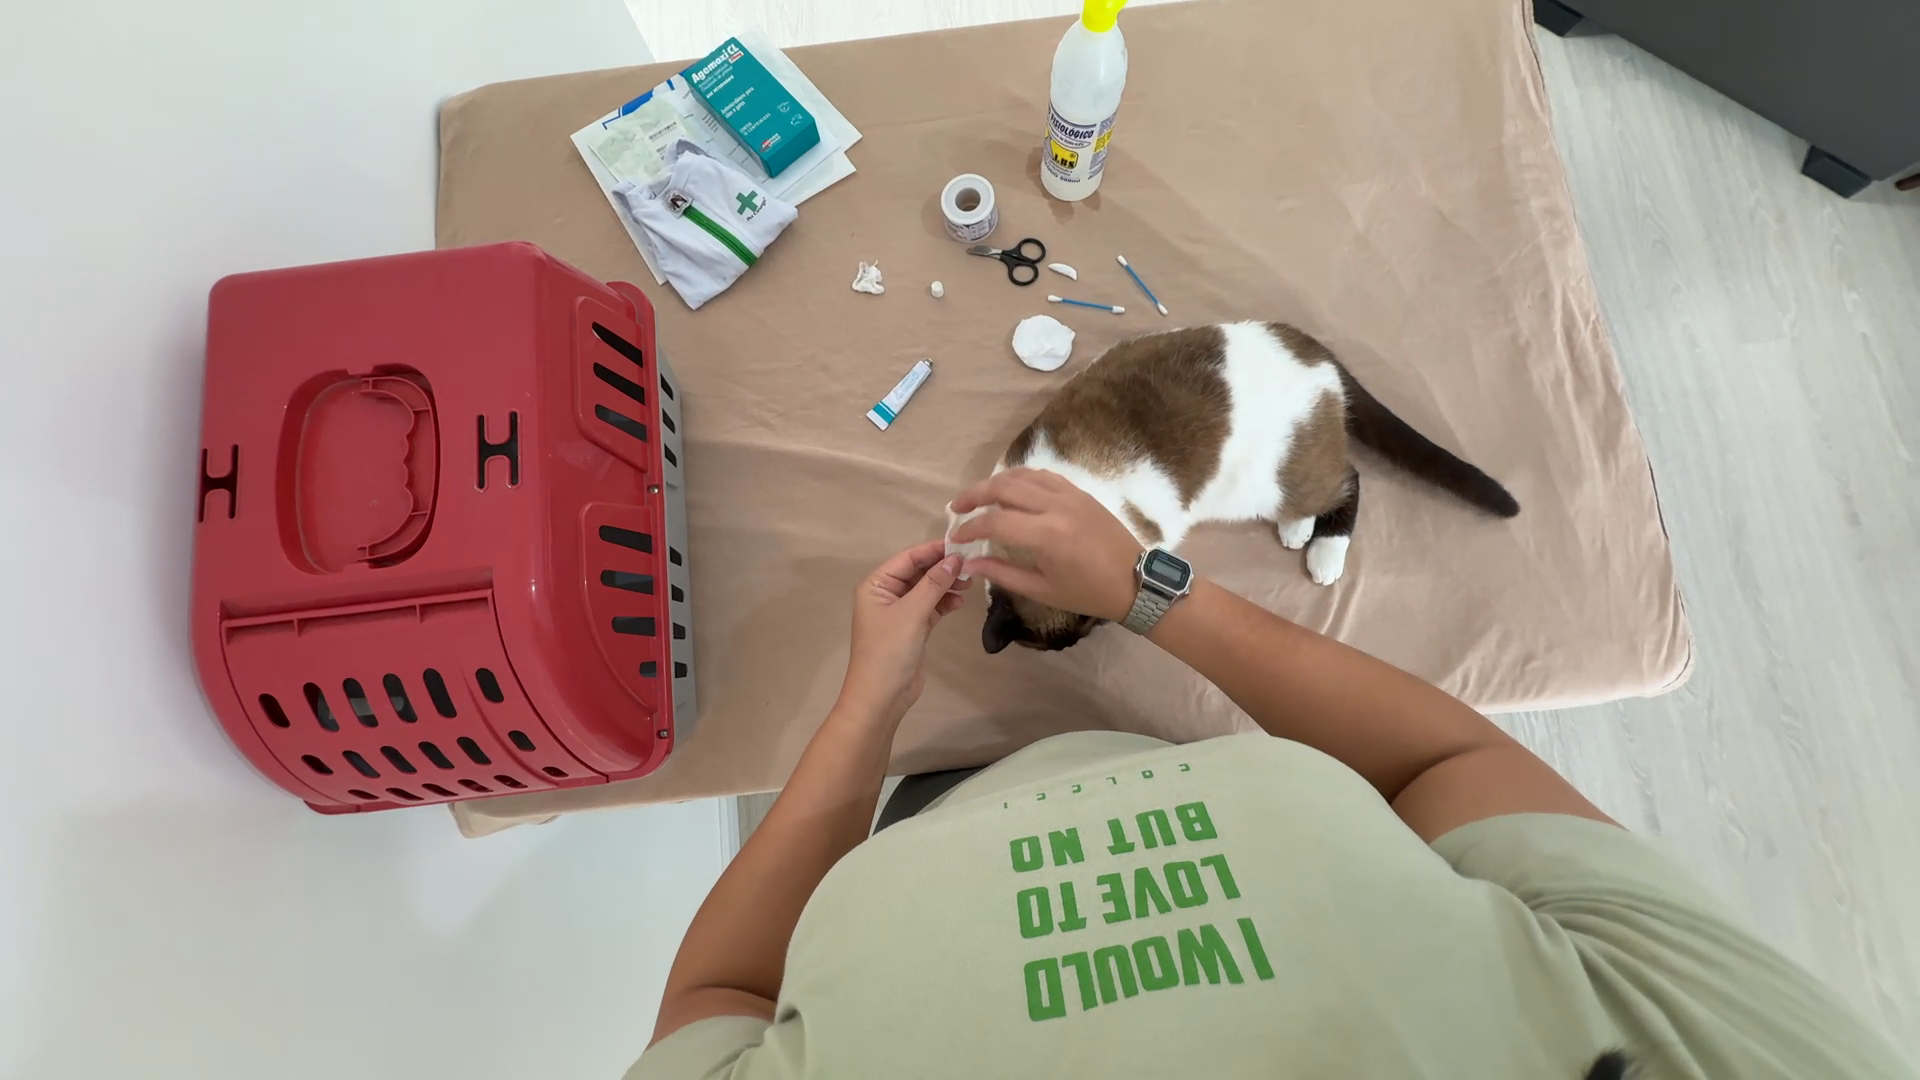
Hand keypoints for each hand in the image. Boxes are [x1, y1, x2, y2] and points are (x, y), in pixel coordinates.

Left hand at [838, 541, 971, 722]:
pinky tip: (959, 601)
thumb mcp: (911, 614)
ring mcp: (900, 612)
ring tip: (969, 583)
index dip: (933, 550)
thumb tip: (956, 558)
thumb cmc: (889, 651)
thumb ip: (934, 584)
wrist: (881, 698)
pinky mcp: (913, 628)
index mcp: (876, 585)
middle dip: (942, 567)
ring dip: (946, 584)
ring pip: (927, 589)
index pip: (907, 558)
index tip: (962, 544)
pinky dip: (944, 602)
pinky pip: (931, 606)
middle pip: (918, 571)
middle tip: (971, 564)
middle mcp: (886, 594)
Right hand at [949, 469, 1142, 621]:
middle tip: (957, 507)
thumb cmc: (1088, 593)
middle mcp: (1056, 507)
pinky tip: (1011, 490)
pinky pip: (1044, 476)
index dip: (970, 528)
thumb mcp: (1042, 590)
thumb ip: (1002, 573)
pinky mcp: (1080, 492)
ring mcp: (1070, 495)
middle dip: (975, 495)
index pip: (995, 522)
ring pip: (1023, 475)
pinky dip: (1022, 478)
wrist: (1136, 582)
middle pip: (1004, 487)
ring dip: (996, 482)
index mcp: (1046, 536)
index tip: (957, 537)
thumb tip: (970, 563)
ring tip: (979, 496)